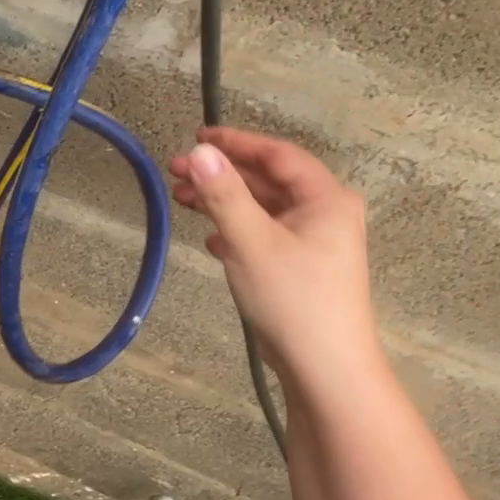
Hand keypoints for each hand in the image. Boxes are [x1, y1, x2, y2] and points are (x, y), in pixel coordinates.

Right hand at [168, 127, 377, 375]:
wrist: (324, 363)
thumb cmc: (293, 297)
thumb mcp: (251, 241)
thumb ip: (223, 194)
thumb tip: (198, 151)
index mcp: (325, 199)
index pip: (277, 155)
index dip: (236, 142)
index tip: (195, 136)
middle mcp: (324, 213)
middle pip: (267, 180)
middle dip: (221, 173)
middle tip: (175, 171)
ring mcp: (312, 241)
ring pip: (261, 207)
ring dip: (223, 200)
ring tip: (181, 200)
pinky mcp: (298, 265)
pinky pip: (262, 232)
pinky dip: (234, 228)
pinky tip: (210, 238)